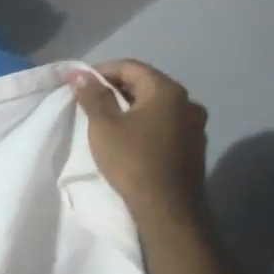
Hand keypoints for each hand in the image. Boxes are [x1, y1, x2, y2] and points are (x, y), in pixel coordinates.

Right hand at [71, 60, 209, 226]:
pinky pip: (164, 121)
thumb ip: (93, 96)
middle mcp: (187, 101)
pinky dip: (144, 120)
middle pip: (145, 82)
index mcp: (167, 90)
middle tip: (88, 101)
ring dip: (130, 105)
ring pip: (155, 103)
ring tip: (105, 119)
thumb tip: (80, 74)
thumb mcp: (104, 125)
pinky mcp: (193, 144)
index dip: (101, 71)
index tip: (79, 85)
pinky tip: (128, 136)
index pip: (130, 66)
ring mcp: (194, 124)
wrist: (168, 207)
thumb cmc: (132, 160)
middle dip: (115, 87)